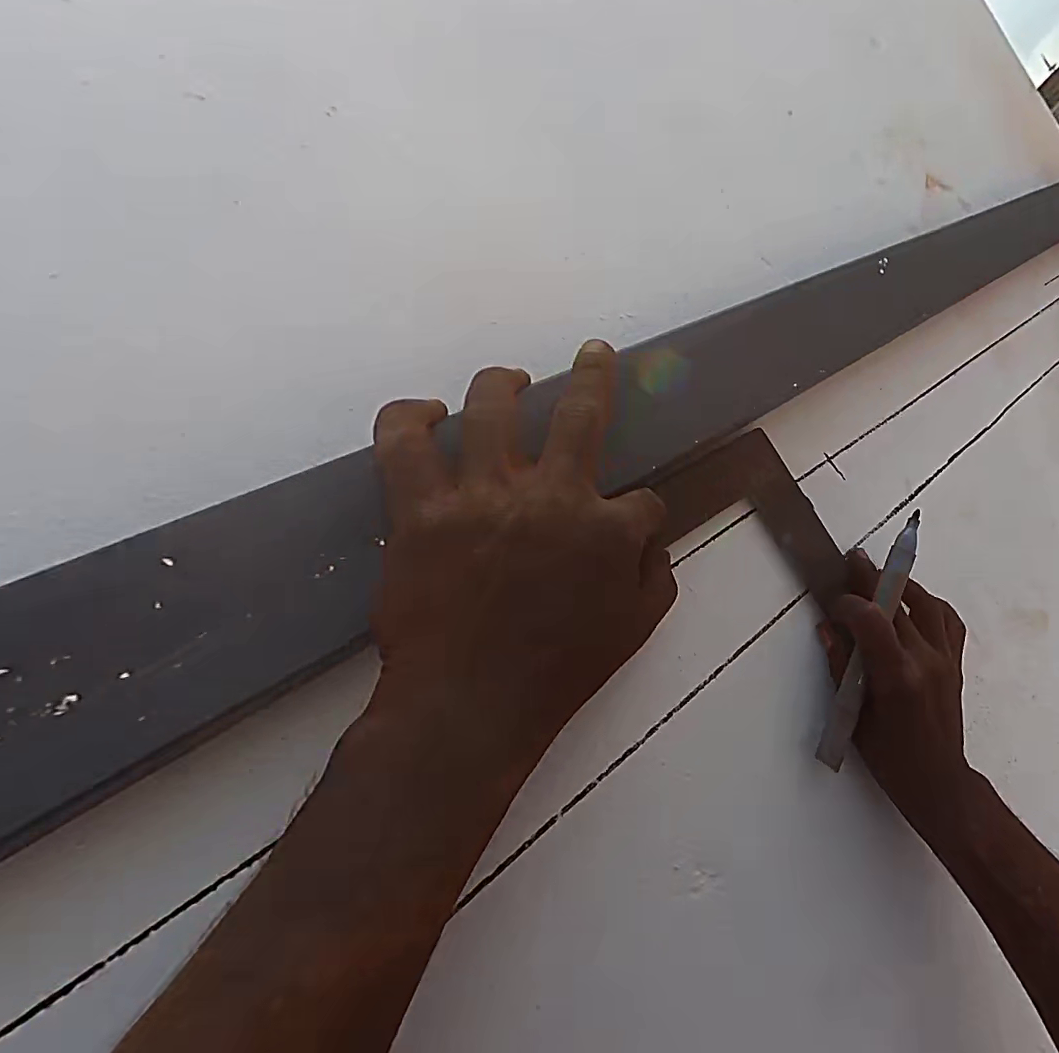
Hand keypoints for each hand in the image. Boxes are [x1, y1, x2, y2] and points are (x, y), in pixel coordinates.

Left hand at [368, 340, 677, 764]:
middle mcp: (551, 497)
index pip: (643, 500)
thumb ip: (656, 573)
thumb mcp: (638, 628)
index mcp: (607, 531)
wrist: (469, 706)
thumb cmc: (560, 671)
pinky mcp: (419, 511)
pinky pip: (403, 443)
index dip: (641, 514)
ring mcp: (481, 497)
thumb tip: (649, 536)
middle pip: (582, 415)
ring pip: (491, 408)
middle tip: (595, 352)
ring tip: (511, 377)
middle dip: (595, 374)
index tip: (629, 530)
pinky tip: (428, 411)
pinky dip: (411, 416)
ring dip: (505, 381)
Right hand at [818, 550, 969, 811]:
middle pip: (898, 603)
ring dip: (901, 583)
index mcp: (898, 677)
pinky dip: (929, 603)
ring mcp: (946, 658)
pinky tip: (913, 601)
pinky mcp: (956, 662)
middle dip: (870, 579)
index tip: (833, 603)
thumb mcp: (855, 718)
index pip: (873, 620)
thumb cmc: (892, 760)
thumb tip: (828, 629)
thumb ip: (841, 668)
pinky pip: (948, 620)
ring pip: (926, 603)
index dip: (849, 603)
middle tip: (852, 559)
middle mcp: (926, 660)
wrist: (940, 782)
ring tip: (881, 574)